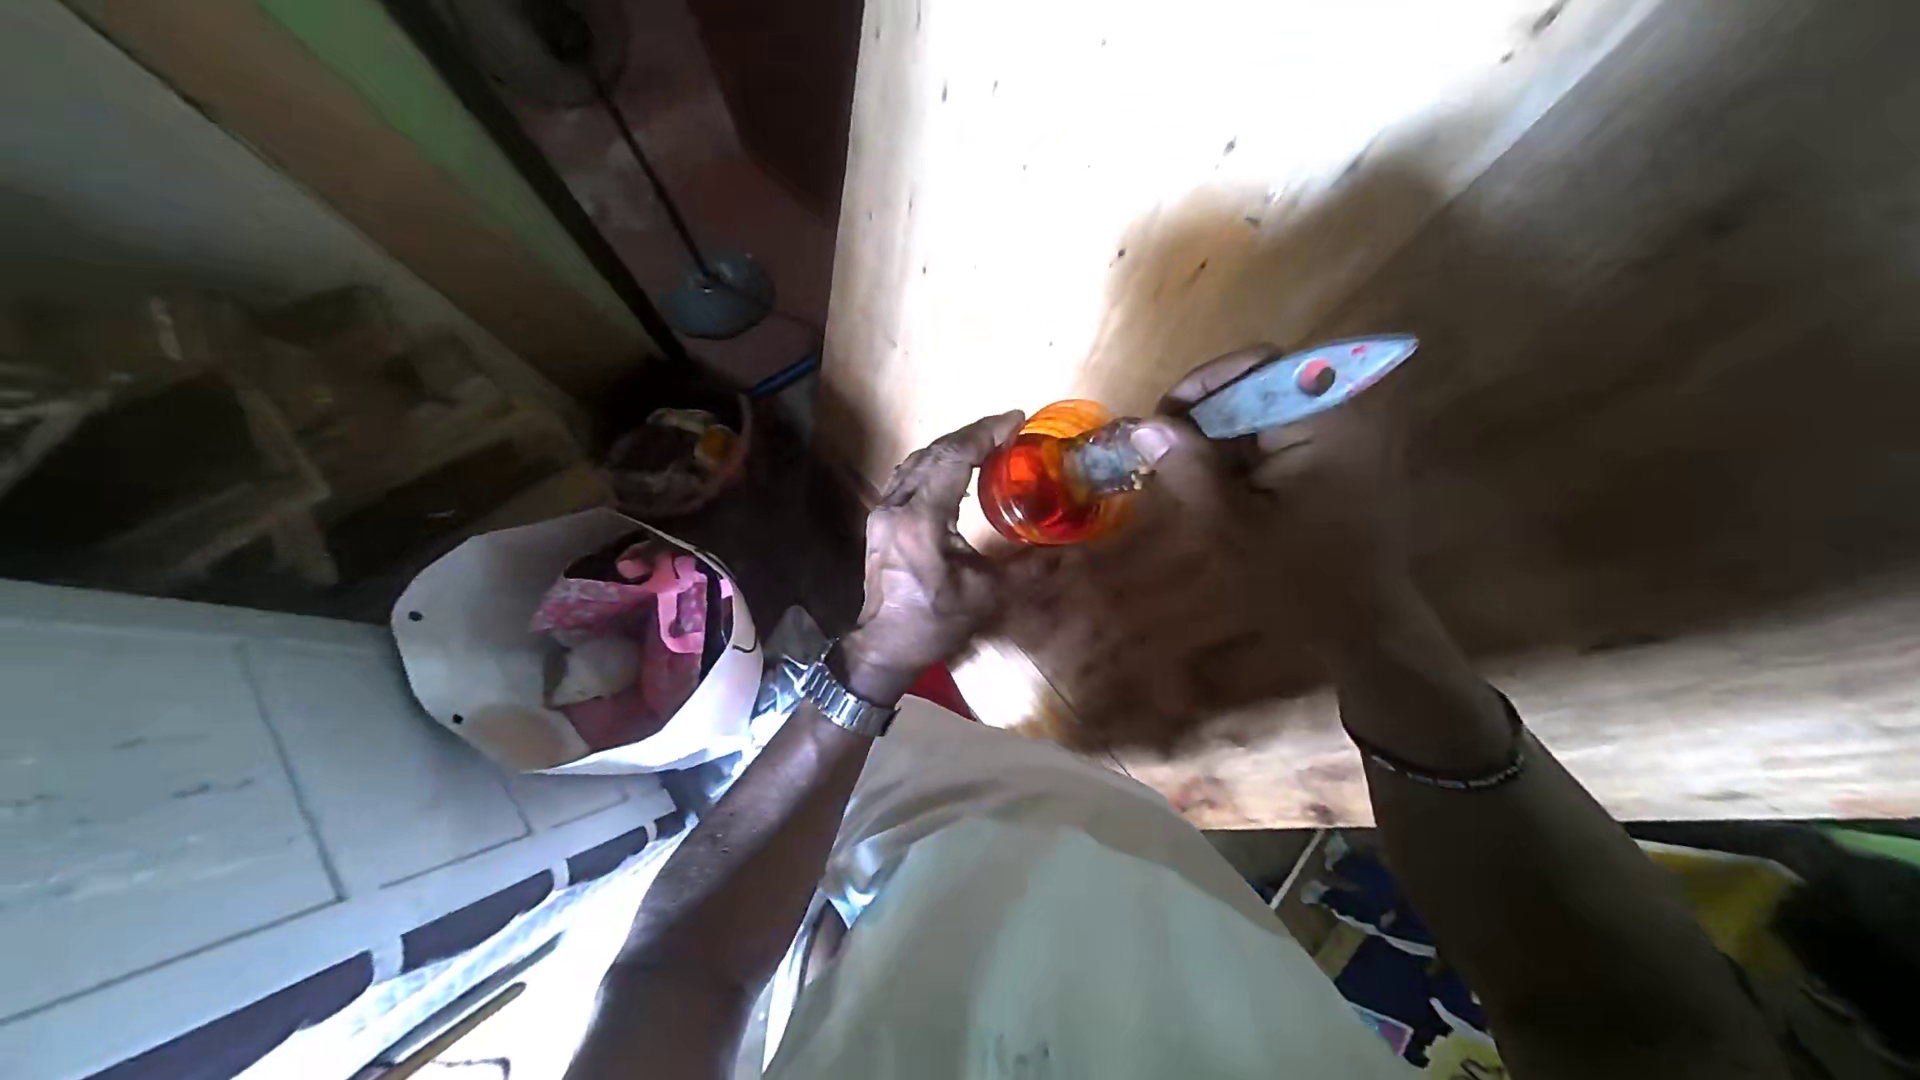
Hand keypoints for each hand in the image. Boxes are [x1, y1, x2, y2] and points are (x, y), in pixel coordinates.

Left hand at [839, 411, 1026, 703]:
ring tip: (985, 443)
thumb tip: (1071, 552)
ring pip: (917, 461)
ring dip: (951, 446)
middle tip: (1006, 428)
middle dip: (972, 434)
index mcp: (921, 518)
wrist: (883, 645)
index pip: (953, 457)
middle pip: (934, 452)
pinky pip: (908, 476)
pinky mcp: (880, 520)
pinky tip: (953, 468)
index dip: (985, 433)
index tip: (1015, 420)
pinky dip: (934, 463)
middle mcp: (897, 506)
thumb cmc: (935, 621)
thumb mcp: (988, 595)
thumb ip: (1030, 569)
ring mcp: (883, 511)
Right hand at [1130, 345, 1417, 657]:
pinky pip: (1284, 433)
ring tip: (1185, 469)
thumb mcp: (1230, 525)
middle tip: (1166, 448)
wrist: (1363, 624)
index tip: (1162, 418)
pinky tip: (1219, 483)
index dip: (1202, 386)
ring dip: (1222, 435)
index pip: (1256, 368)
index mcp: (1326, 419)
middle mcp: (1347, 411)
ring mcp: (1350, 433)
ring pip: (1269, 409)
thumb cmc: (1298, 577)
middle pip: (1262, 384)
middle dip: (1208, 414)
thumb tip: (1144, 427)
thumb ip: (1187, 469)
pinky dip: (1246, 452)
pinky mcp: (1345, 455)